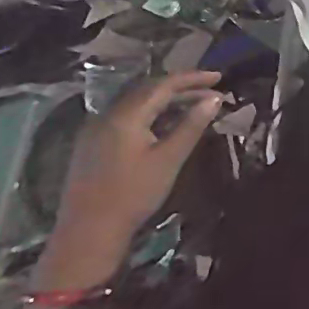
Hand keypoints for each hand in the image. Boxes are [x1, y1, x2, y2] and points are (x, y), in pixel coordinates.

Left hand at [32, 71, 222, 291]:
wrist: (89, 231)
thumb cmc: (134, 194)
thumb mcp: (169, 159)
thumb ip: (191, 125)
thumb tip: (214, 99)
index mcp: (126, 115)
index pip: (163, 85)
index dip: (192, 78)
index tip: (219, 76)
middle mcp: (108, 115)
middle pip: (148, 91)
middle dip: (181, 88)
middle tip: (211, 90)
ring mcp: (97, 129)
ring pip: (137, 104)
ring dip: (167, 101)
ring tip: (195, 104)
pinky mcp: (94, 143)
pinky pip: (127, 117)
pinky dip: (151, 114)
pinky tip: (167, 124)